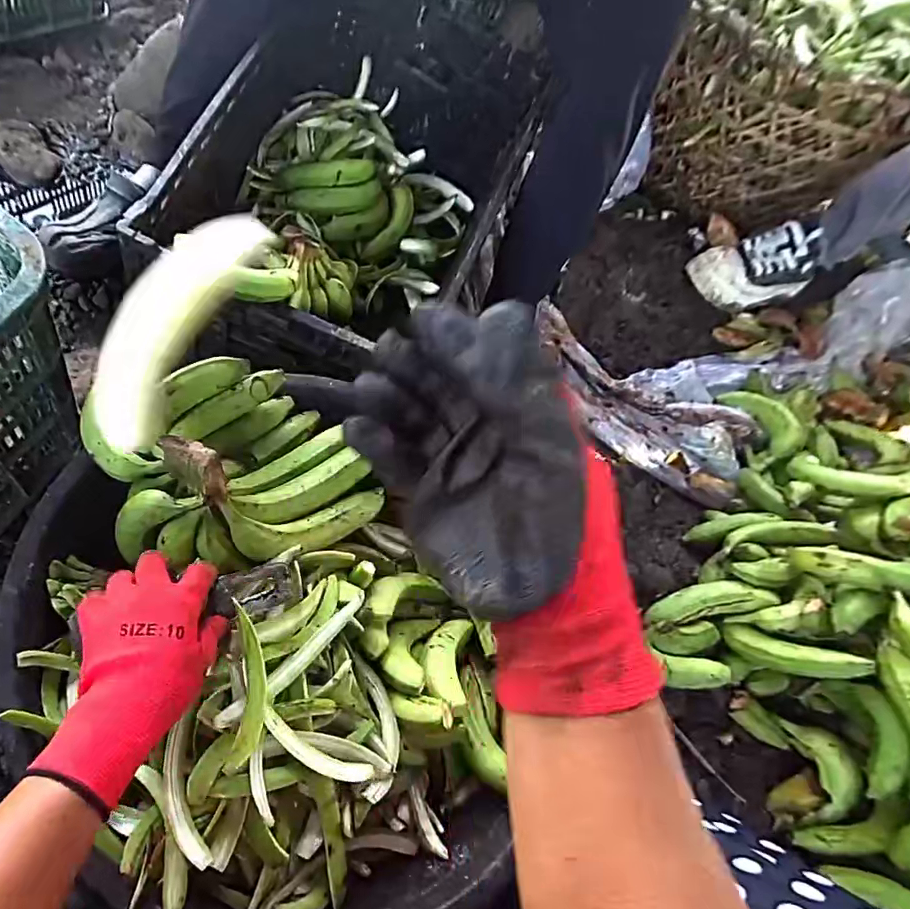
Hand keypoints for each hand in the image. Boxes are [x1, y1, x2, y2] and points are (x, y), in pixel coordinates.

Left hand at [28, 552, 229, 810]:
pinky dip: (100, 606)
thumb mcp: (200, 662)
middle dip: (156, 569)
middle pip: (152, 561)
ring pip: (121, 577)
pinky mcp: (92, 612)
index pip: (199, 571)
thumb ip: (209, 635)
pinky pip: (95, 598)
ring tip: (128, 606)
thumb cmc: (171, 682)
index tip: (203, 578)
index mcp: (182, 600)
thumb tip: (219, 620)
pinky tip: (104, 620)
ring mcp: (119, 598)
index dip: (203, 572)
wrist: (126, 699)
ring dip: (127, 588)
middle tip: (158, 587)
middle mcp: (150, 590)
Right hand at [343, 302, 584, 619]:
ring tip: (367, 388)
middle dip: (412, 363)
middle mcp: (480, 427)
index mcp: (519, 410)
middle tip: (386, 352)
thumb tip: (495, 315)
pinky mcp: (421, 493)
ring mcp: (447, 459)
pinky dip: (373, 443)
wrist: (530, 593)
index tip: (423, 323)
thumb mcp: (548, 444)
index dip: (455, 337)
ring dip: (387, 398)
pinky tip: (356, 428)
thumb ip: (519, 385)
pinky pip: (393, 460)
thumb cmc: (553, 518)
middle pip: (438, 382)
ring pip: (411, 416)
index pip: (482, 358)